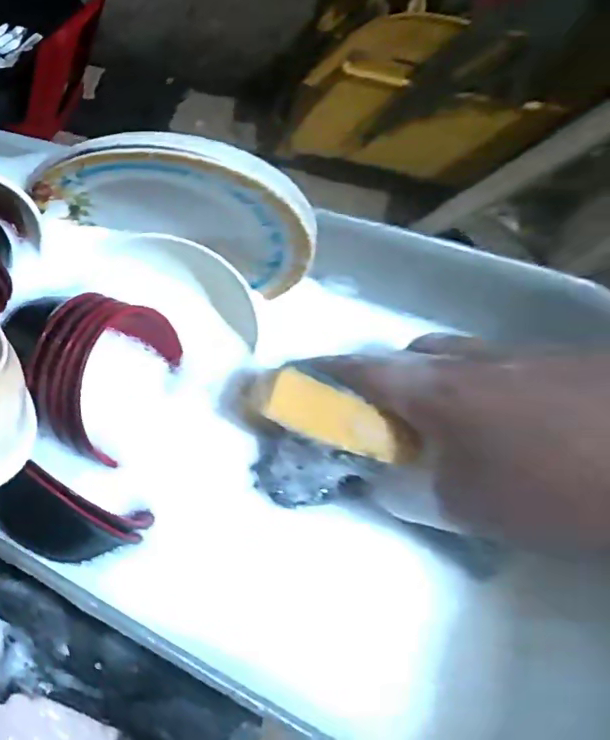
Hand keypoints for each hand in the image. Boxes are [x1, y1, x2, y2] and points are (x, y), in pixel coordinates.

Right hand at [307, 336, 609, 550]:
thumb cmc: (566, 485)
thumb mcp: (476, 509)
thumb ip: (409, 492)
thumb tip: (376, 484)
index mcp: (420, 384)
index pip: (335, 369)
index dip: (302, 380)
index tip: (284, 397)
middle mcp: (459, 357)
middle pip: (402, 358)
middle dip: (386, 383)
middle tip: (393, 420)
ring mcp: (528, 354)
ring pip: (463, 360)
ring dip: (450, 384)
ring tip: (470, 423)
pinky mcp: (588, 365)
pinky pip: (520, 369)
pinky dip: (507, 390)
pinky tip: (537, 423)